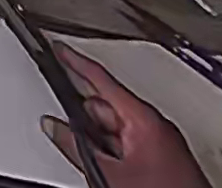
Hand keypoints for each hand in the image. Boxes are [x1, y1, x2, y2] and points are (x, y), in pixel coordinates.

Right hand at [41, 44, 211, 187]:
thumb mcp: (107, 173)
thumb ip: (75, 145)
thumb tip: (54, 126)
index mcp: (144, 118)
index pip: (100, 77)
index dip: (74, 60)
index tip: (59, 47)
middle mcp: (156, 125)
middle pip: (107, 104)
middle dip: (88, 115)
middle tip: (71, 127)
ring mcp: (164, 144)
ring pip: (118, 126)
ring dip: (101, 136)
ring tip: (96, 160)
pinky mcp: (167, 161)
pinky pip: (132, 142)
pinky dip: (116, 149)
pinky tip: (110, 168)